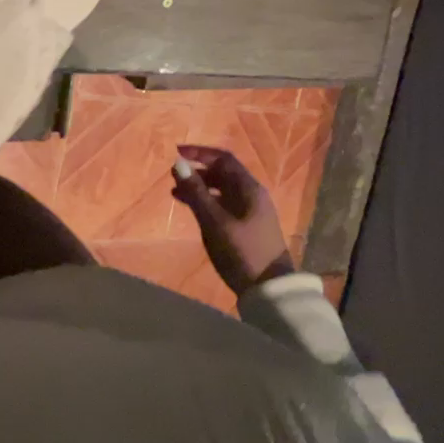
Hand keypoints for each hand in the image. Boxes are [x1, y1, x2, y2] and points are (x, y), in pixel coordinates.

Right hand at [171, 145, 294, 294]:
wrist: (270, 289)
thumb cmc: (242, 251)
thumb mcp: (215, 222)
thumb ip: (196, 193)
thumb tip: (178, 164)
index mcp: (249, 189)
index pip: (223, 159)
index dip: (200, 153)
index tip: (176, 154)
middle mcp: (252, 195)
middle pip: (223, 173)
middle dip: (198, 171)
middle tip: (173, 175)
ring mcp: (250, 212)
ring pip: (222, 190)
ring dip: (200, 187)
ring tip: (176, 192)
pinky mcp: (247, 227)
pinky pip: (223, 205)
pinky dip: (207, 202)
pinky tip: (192, 209)